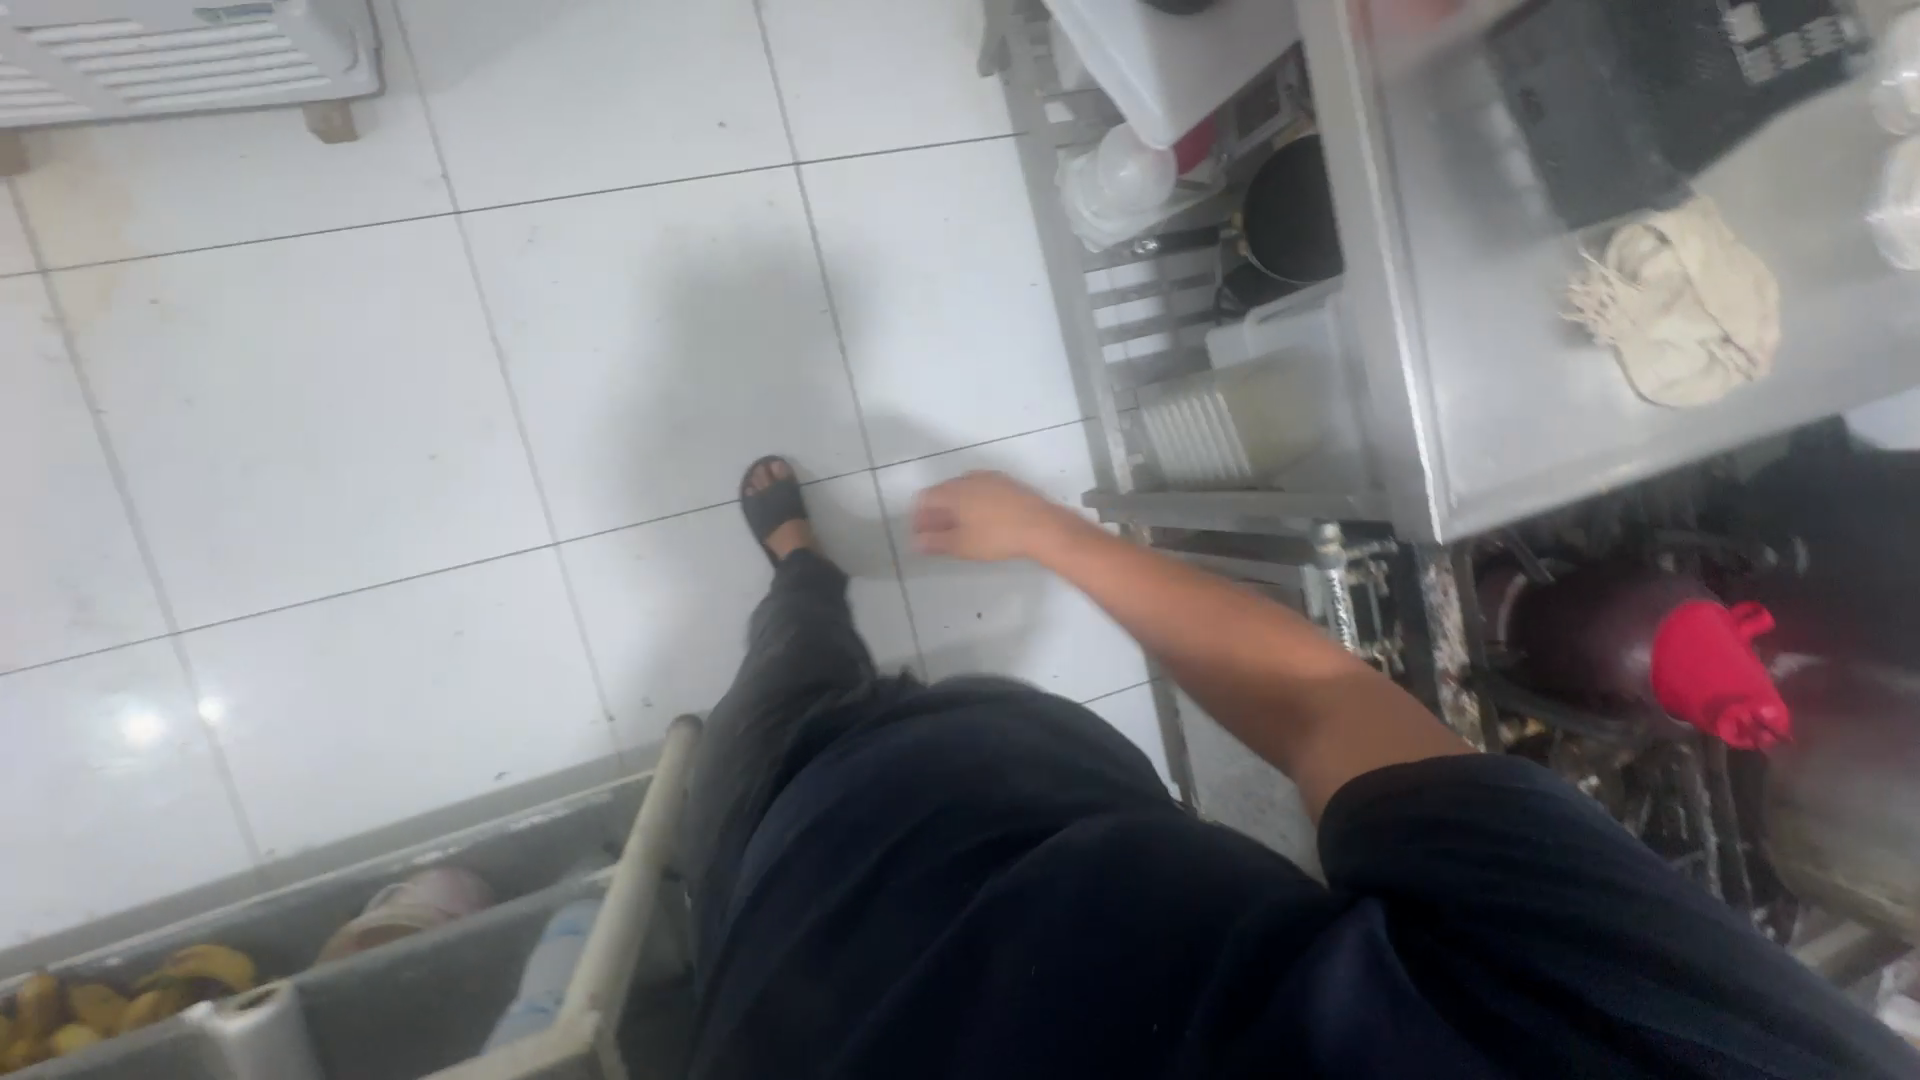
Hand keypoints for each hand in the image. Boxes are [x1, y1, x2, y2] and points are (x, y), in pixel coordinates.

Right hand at [911, 471, 1089, 562]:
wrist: (1042, 526)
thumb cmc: (997, 537)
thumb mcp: (962, 545)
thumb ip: (935, 542)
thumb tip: (916, 541)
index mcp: (953, 490)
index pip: (925, 498)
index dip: (919, 516)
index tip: (921, 533)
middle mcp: (969, 478)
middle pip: (944, 491)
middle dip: (937, 511)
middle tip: (938, 532)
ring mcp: (991, 478)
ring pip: (964, 489)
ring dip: (956, 506)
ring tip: (960, 528)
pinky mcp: (1009, 483)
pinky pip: (983, 490)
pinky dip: (976, 502)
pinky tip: (984, 519)